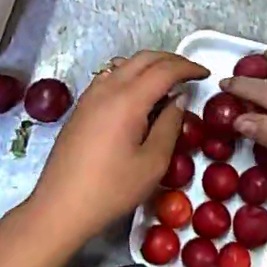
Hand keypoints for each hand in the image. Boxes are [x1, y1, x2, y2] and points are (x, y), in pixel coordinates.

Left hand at [24, 51, 207, 244]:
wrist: (60, 207)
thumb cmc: (111, 190)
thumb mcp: (153, 163)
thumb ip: (170, 125)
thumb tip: (178, 99)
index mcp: (127, 100)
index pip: (164, 70)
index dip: (188, 68)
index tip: (205, 74)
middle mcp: (107, 89)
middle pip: (143, 59)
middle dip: (171, 60)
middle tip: (191, 73)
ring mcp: (90, 96)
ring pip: (124, 64)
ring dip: (149, 65)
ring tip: (168, 81)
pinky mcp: (81, 108)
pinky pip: (110, 77)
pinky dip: (131, 74)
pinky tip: (139, 94)